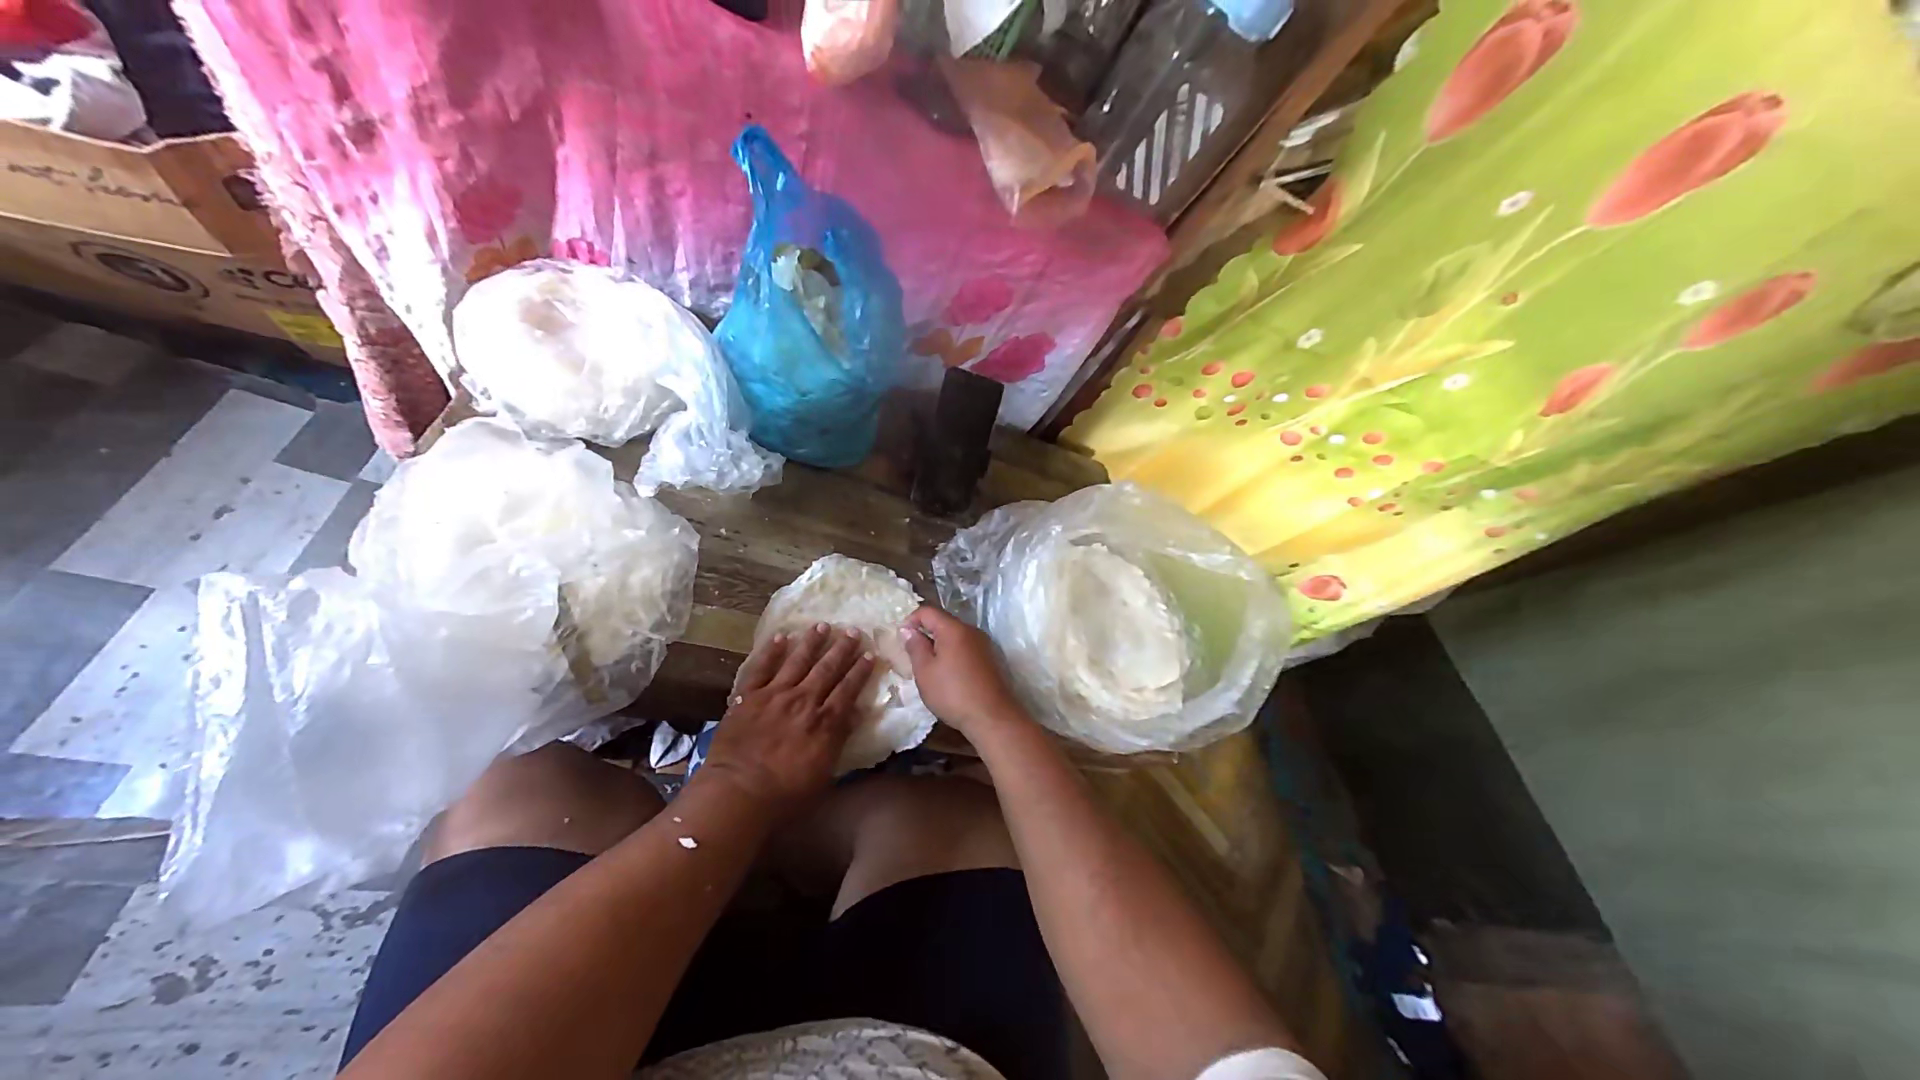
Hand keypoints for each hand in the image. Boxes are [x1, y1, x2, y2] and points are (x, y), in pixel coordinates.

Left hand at [703, 624, 875, 808]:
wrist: (738, 793)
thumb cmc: (786, 795)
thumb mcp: (824, 772)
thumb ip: (839, 739)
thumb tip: (856, 712)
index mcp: (825, 722)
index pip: (848, 689)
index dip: (860, 670)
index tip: (870, 654)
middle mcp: (804, 701)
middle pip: (827, 669)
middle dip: (842, 649)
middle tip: (852, 631)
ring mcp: (774, 695)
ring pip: (798, 661)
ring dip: (812, 642)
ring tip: (822, 625)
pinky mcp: (748, 696)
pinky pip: (762, 667)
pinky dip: (772, 651)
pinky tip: (781, 637)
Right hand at [898, 605, 1029, 738]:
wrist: (992, 717)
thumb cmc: (953, 693)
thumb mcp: (925, 671)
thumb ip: (915, 646)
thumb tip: (908, 629)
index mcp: (954, 629)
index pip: (928, 611)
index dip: (911, 620)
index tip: (901, 638)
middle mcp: (971, 631)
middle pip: (943, 622)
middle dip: (925, 633)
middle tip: (913, 655)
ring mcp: (984, 644)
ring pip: (955, 636)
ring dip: (939, 645)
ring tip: (929, 667)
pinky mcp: (990, 659)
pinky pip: (966, 648)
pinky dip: (953, 654)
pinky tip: (949, 675)